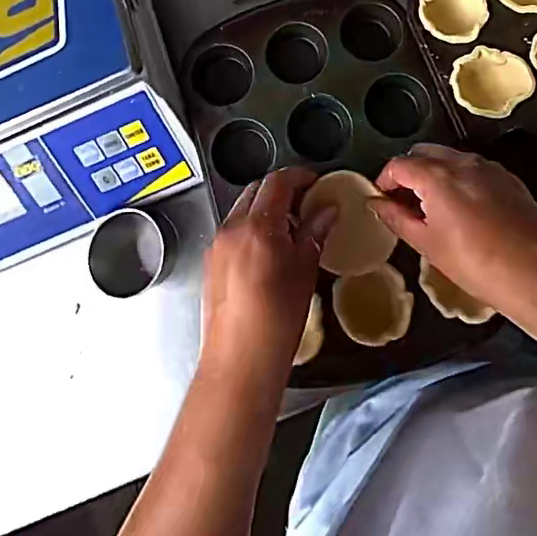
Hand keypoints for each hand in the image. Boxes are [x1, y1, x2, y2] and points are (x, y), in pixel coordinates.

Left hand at [200, 167, 333, 374]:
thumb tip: (325, 212)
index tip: (313, 181)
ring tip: (290, 231)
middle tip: (306, 205)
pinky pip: (232, 232)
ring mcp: (217, 244)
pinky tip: (268, 252)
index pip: (277, 181)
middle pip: (256, 191)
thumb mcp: (305, 271)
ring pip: (242, 210)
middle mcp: (231, 228)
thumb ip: (314, 233)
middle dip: (281, 191)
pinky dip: (250, 230)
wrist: (239, 359)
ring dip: (265, 211)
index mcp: (257, 225)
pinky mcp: (210, 260)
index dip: (299, 176)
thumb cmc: (275, 321)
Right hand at [369, 143, 536, 316]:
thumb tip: (376, 203)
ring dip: (433, 172)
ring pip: (448, 157)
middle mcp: (462, 163)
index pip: (398, 165)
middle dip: (408, 171)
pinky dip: (458, 178)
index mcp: (436, 176)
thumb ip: (394, 217)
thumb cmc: (474, 263)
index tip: (382, 199)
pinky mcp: (508, 179)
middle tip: (403, 200)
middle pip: (422, 152)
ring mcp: (488, 168)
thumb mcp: (425, 243)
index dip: (384, 180)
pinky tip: (461, 207)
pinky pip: (473, 168)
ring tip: (431, 204)